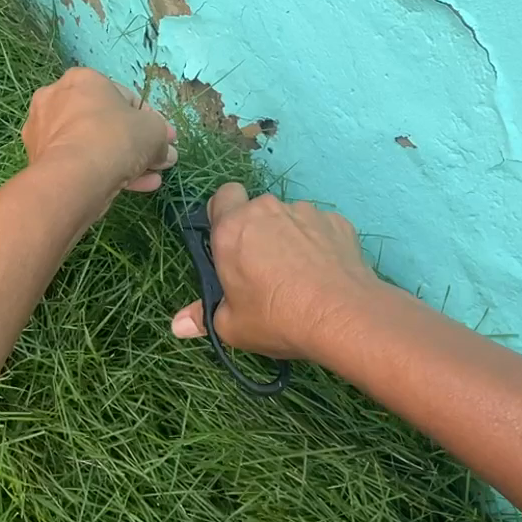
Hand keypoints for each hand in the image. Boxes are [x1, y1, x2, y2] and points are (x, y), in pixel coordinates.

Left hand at [21, 68, 176, 193]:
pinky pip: (79, 163)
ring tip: (148, 178)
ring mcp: (43, 131)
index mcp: (82, 79)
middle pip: (105, 122)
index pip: (123, 96)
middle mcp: (56, 98)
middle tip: (156, 160)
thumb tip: (164, 149)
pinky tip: (130, 187)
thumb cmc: (115, 138)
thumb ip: (160, 136)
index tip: (163, 139)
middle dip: (134, 143)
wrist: (73, 177)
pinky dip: (102, 172)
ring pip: (92, 145)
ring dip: (122, 160)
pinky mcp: (38, 160)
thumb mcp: (153, 131)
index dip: (148, 119)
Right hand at [170, 183, 386, 360]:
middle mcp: (265, 210)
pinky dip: (319, 242)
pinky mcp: (336, 221)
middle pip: (256, 208)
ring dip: (289, 235)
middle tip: (262, 264)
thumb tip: (178, 325)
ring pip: (289, 217)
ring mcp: (304, 212)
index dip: (223, 213)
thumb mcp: (232, 326)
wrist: (343, 317)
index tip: (230, 240)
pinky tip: (325, 271)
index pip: (222, 195)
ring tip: (300, 272)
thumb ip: (202, 317)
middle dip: (257, 229)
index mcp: (231, 228)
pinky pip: (319, 227)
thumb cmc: (277, 318)